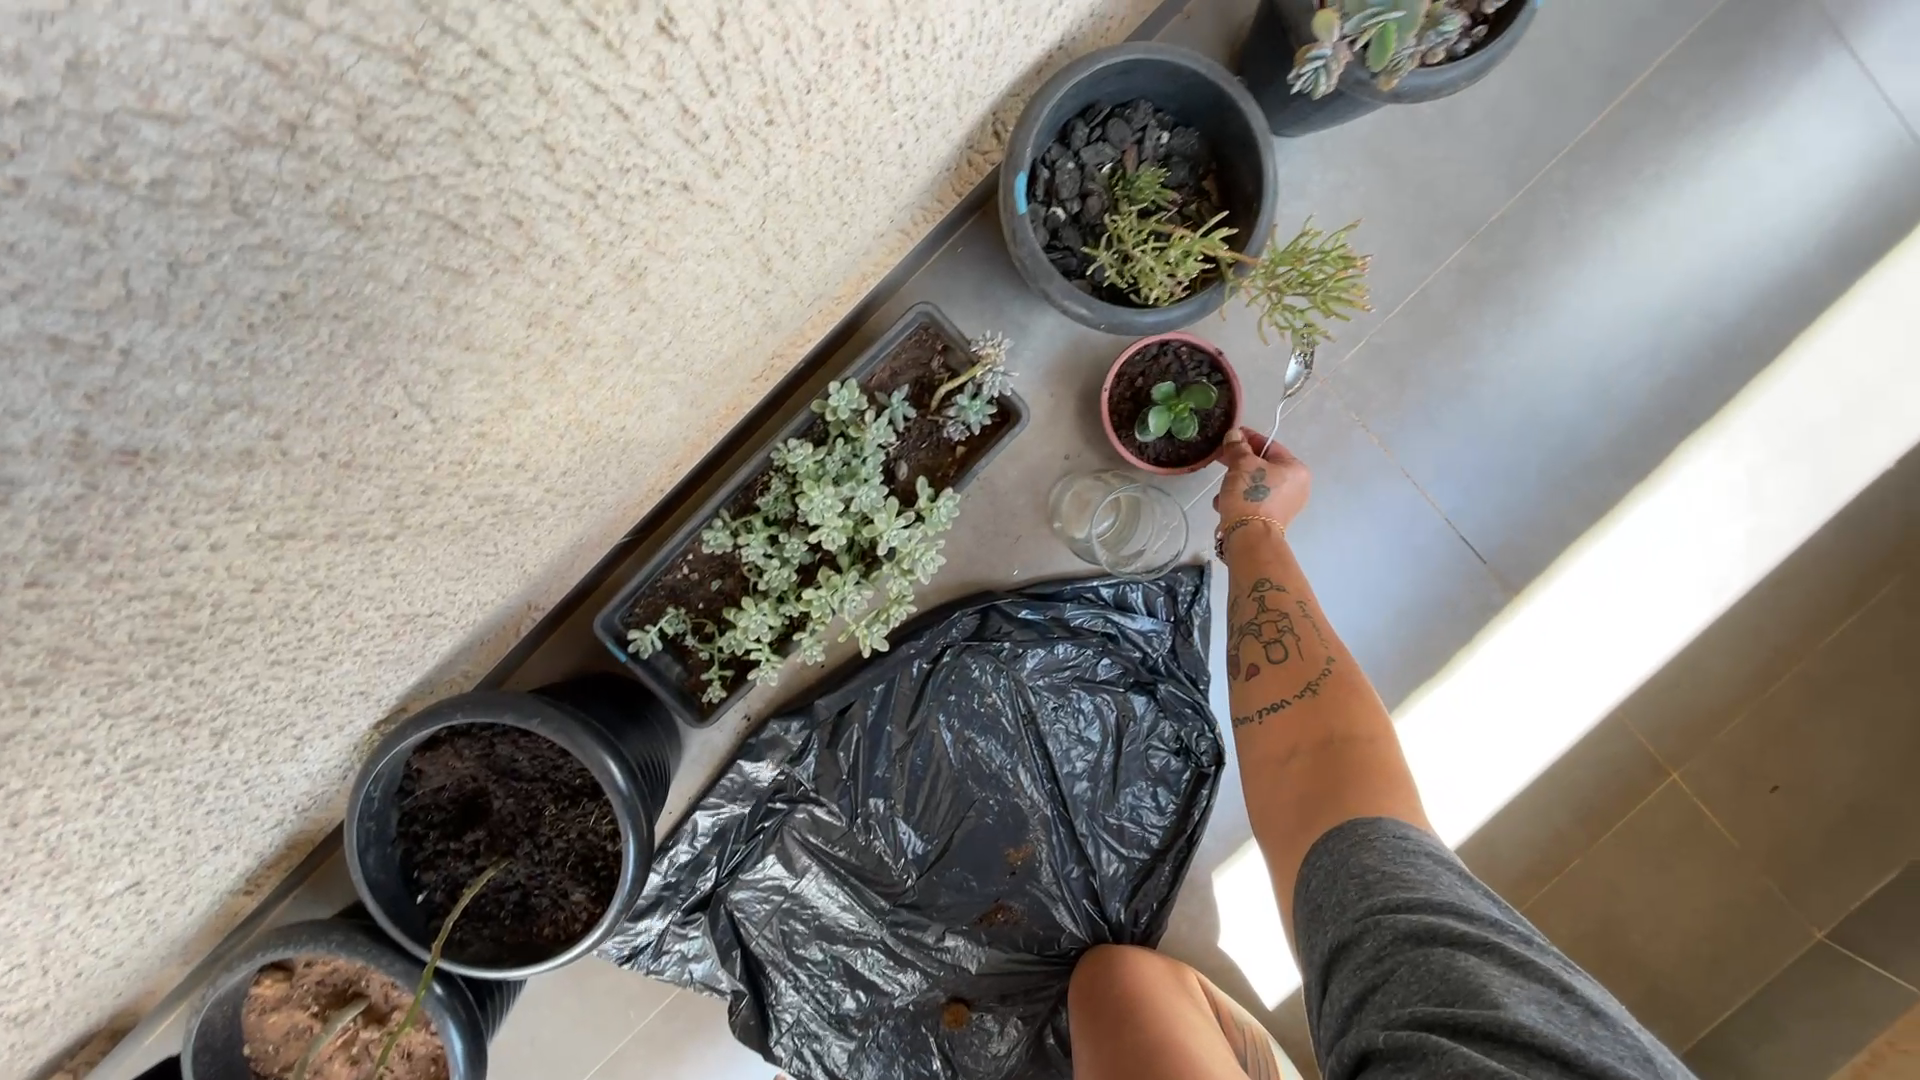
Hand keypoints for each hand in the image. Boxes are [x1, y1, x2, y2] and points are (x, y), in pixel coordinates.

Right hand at [1214, 427, 1310, 529]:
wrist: (1249, 537)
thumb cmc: (1250, 495)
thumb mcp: (1241, 465)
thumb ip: (1237, 447)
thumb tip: (1234, 434)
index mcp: (1296, 469)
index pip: (1269, 446)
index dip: (1248, 438)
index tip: (1231, 435)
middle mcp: (1296, 487)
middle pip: (1263, 467)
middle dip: (1239, 464)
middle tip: (1221, 459)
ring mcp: (1285, 506)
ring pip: (1256, 486)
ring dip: (1236, 484)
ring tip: (1221, 489)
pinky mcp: (1272, 520)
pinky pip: (1254, 502)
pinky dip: (1239, 500)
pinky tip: (1224, 504)